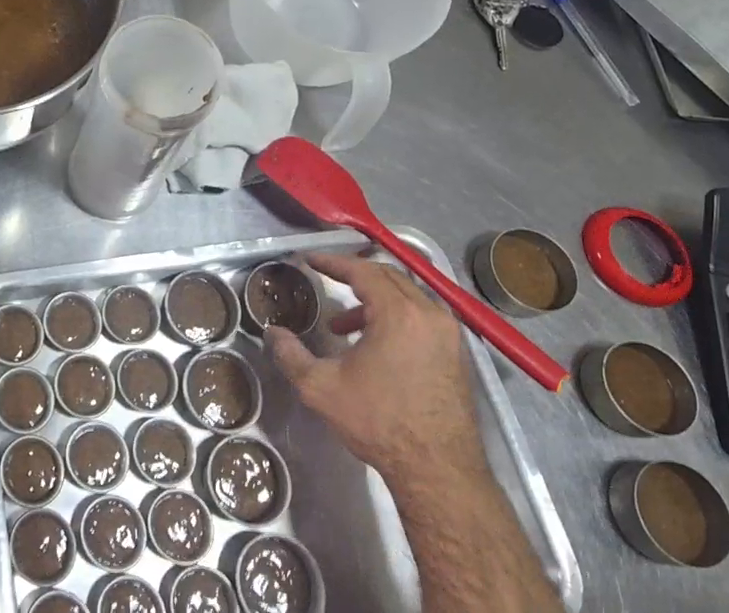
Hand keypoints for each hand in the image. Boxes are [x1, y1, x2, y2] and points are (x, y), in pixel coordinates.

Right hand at [265, 253, 484, 483]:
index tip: (310, 260)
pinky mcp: (457, 354)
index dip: (333, 263)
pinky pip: (423, 316)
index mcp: (399, 314)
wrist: (438, 468)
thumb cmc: (378, 422)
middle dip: (355, 277)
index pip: (363, 272)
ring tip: (343, 325)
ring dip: (376, 299)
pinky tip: (375, 344)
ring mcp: (449, 334)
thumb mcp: (321, 387)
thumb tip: (272, 333)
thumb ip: (291, 354)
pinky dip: (396, 316)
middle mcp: (430, 315)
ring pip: (409, 296)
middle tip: (327, 282)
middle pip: (390, 277)